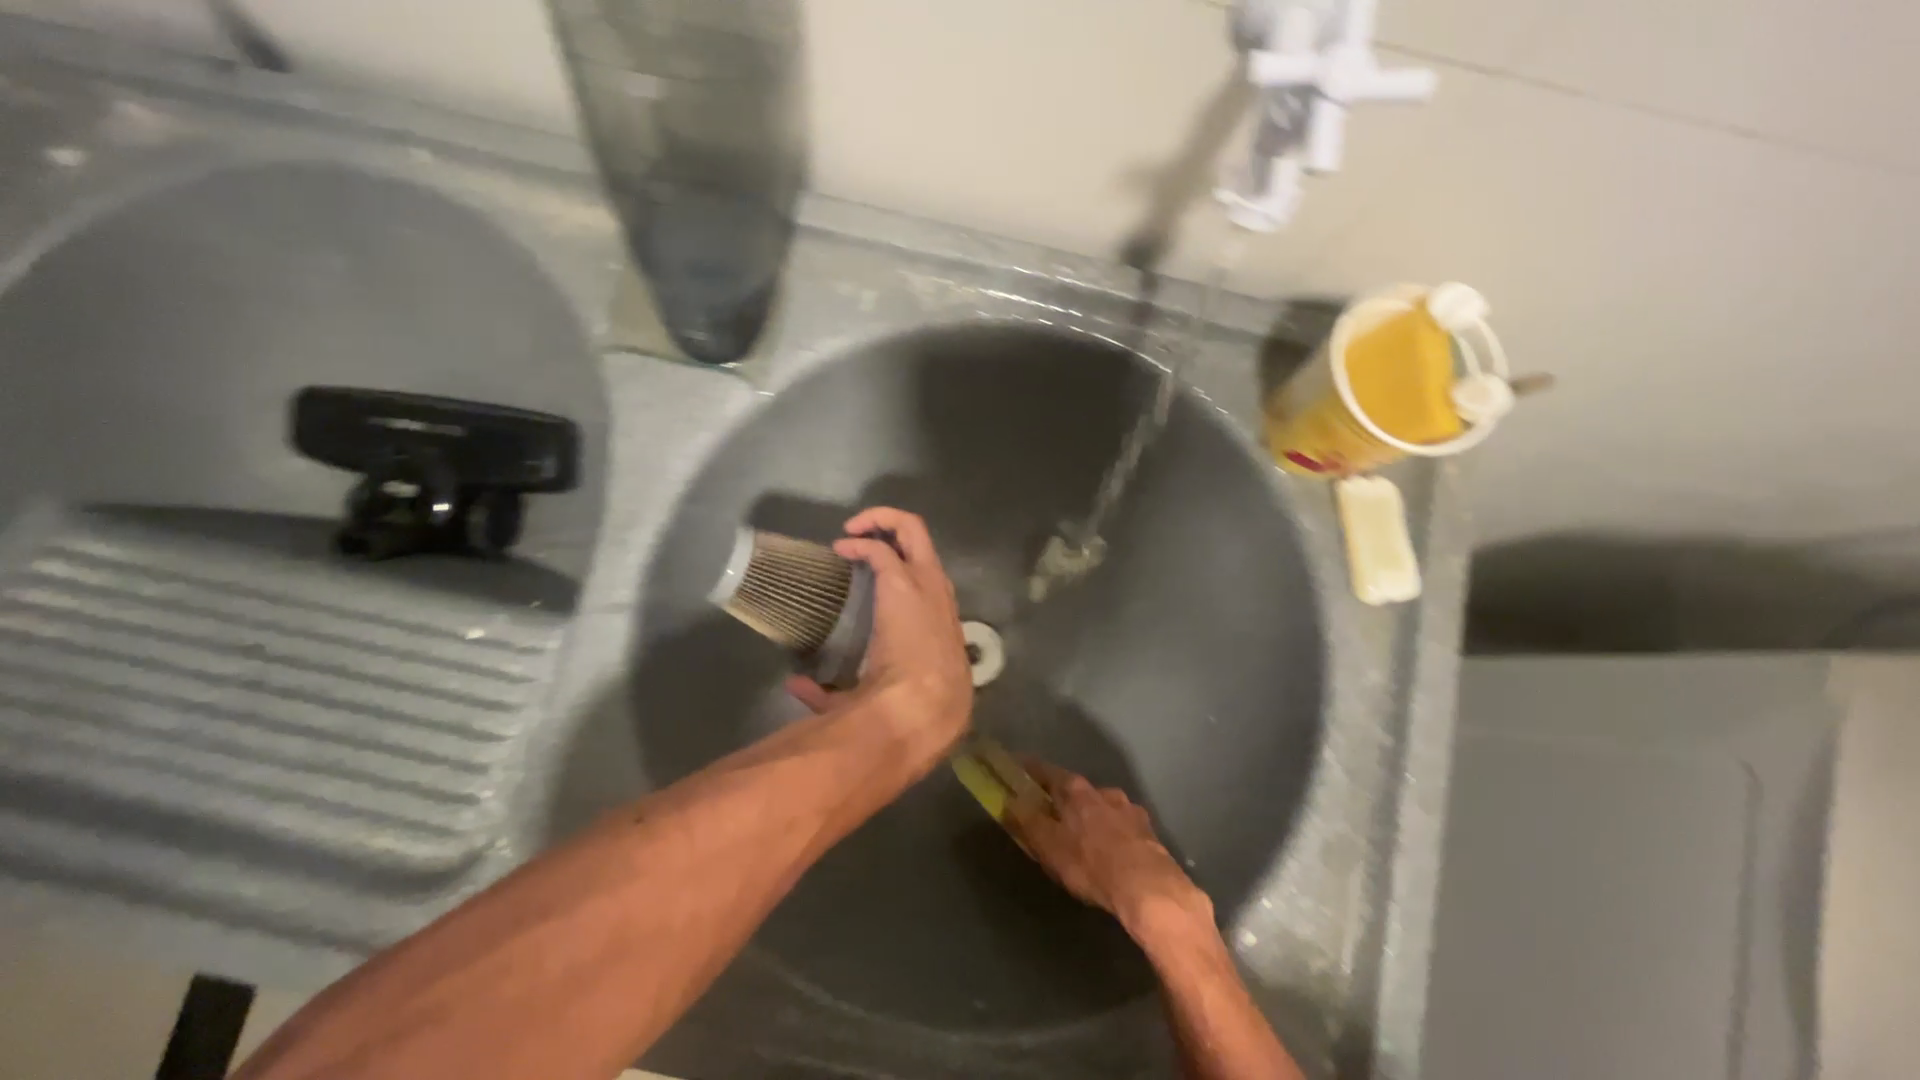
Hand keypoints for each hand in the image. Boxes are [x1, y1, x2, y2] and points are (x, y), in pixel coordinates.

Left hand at [785, 508, 973, 753]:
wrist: (923, 707)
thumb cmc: (911, 709)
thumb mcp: (871, 701)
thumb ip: (832, 694)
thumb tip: (797, 687)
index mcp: (939, 627)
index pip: (927, 587)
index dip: (902, 575)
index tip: (872, 576)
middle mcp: (938, 598)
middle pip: (925, 546)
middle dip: (895, 530)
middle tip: (864, 535)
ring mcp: (925, 586)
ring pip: (914, 531)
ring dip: (882, 522)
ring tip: (853, 528)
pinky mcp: (903, 581)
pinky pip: (882, 548)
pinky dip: (861, 540)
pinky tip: (840, 547)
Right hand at [1006, 761, 1211, 936]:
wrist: (1147, 887)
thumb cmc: (1090, 864)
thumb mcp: (1048, 847)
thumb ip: (1027, 822)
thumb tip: (1009, 801)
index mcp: (1076, 791)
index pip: (1047, 771)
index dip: (1030, 770)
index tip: (1017, 768)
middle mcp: (1104, 792)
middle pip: (1077, 790)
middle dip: (1064, 799)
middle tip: (1052, 814)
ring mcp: (1130, 809)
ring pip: (1103, 807)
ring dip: (1091, 816)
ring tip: (1084, 837)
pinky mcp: (1148, 831)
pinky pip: (1122, 826)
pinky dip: (1112, 833)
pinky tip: (1112, 851)